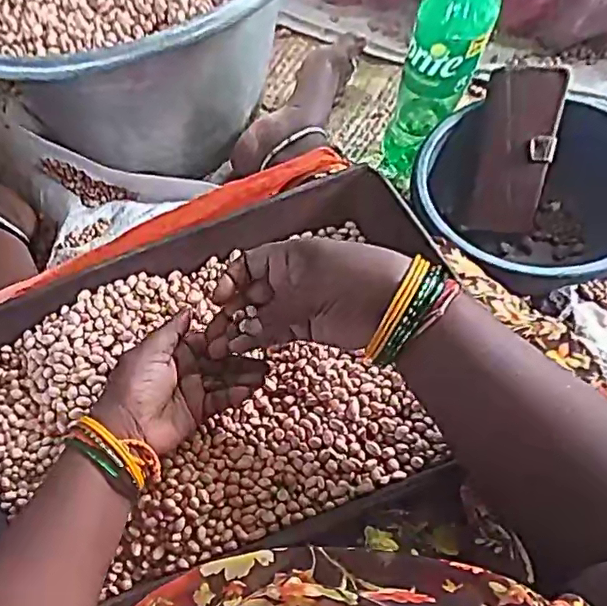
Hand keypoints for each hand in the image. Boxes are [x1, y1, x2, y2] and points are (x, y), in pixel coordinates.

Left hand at [90, 310, 267, 455]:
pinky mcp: (197, 412)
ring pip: (222, 379)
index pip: (203, 340)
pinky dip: (235, 395)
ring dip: (243, 376)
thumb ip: (172, 330)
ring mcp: (191, 392)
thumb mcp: (150, 350)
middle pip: (217, 360)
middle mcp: (183, 370)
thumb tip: (189, 309)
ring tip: (264, 372)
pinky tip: (250, 389)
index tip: (244, 329)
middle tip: (263, 352)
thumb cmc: (133, 386)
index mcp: (170, 352)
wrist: (127, 428)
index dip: (222, 336)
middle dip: (239, 357)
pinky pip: (220, 400)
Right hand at [203, 237, 411, 356]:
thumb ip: (268, 316)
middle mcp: (288, 277)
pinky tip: (241, 350)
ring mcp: (296, 302)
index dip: (229, 281)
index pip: (247, 265)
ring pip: (258, 316)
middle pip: (248, 294)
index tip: (218, 300)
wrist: (394, 306)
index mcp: (287, 256)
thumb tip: (237, 336)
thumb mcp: (304, 294)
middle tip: (212, 336)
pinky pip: (273, 331)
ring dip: (239, 331)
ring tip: (220, 350)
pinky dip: (258, 340)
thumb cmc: (351, 282)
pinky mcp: (305, 325)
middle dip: (228, 314)